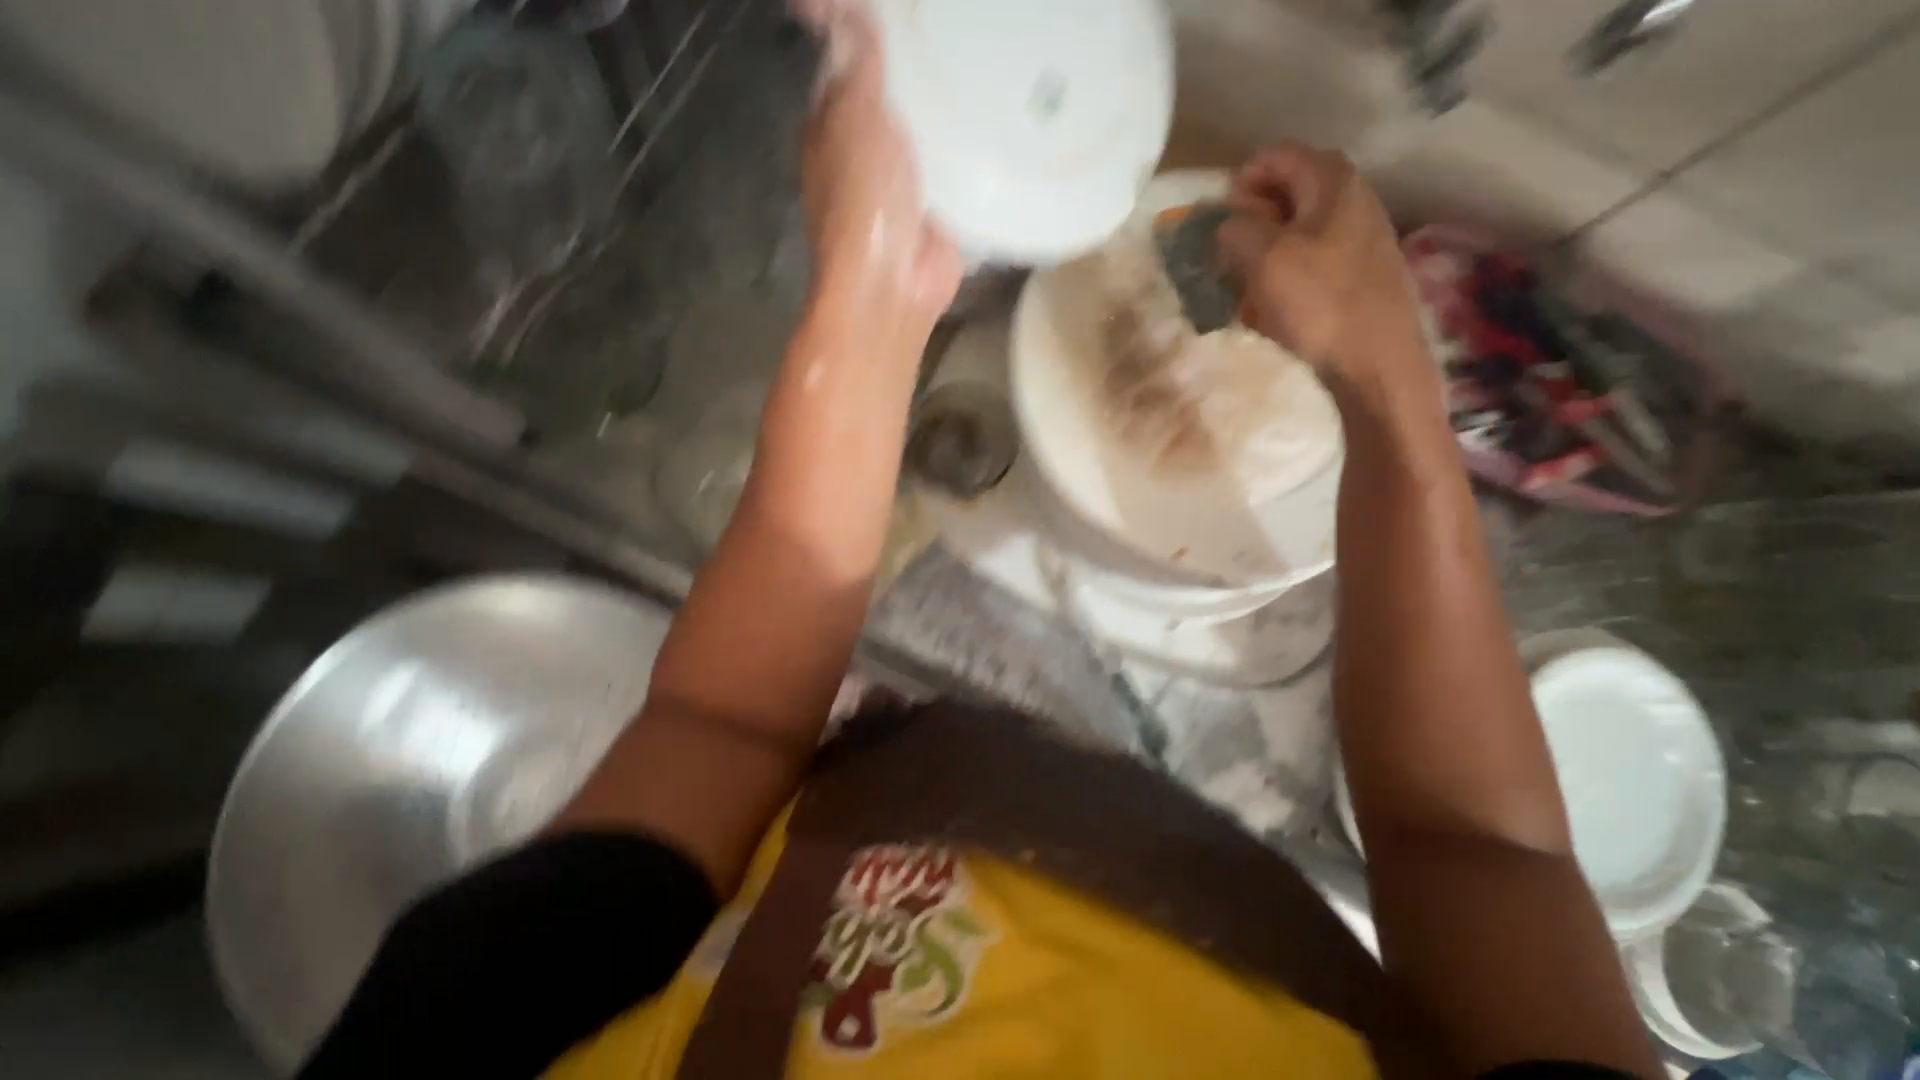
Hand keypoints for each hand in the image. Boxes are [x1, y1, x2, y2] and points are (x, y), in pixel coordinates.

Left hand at [796, 1, 961, 350]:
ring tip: (989, 56)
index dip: (868, 30)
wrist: (893, 283)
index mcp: (829, 125)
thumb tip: (842, 7)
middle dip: (920, 66)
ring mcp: (901, 180)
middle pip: (892, 94)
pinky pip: (955, 164)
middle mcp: (862, 149)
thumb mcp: (854, 115)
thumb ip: (856, 62)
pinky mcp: (937, 205)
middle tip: (962, 28)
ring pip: (926, 128)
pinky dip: (972, 145)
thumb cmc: (863, 198)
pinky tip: (1000, 114)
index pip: (847, 62)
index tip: (907, 12)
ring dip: (950, 104)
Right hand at [1216, 142, 1427, 390]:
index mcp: (1334, 182)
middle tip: (1230, 248)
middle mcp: (1356, 198)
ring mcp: (1365, 237)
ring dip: (1269, 246)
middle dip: (1255, 214)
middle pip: (1293, 189)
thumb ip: (1237, 229)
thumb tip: (1230, 225)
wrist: (1376, 364)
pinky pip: (1317, 258)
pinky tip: (1277, 304)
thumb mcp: (1263, 259)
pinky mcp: (1366, 274)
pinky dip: (1290, 271)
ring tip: (1247, 280)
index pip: (1278, 155)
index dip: (1242, 178)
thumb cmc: (1318, 303)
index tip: (1220, 216)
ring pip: (1304, 226)